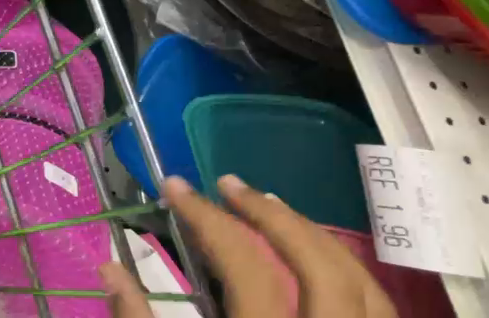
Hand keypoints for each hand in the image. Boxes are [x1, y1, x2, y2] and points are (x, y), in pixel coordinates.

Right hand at [101, 175, 397, 317]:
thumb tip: (108, 268)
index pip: (246, 264)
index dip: (208, 217)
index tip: (173, 184)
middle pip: (324, 268)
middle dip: (273, 215)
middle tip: (227, 184)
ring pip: (367, 289)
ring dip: (317, 239)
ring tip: (273, 211)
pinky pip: (381, 314)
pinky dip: (349, 277)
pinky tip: (318, 265)